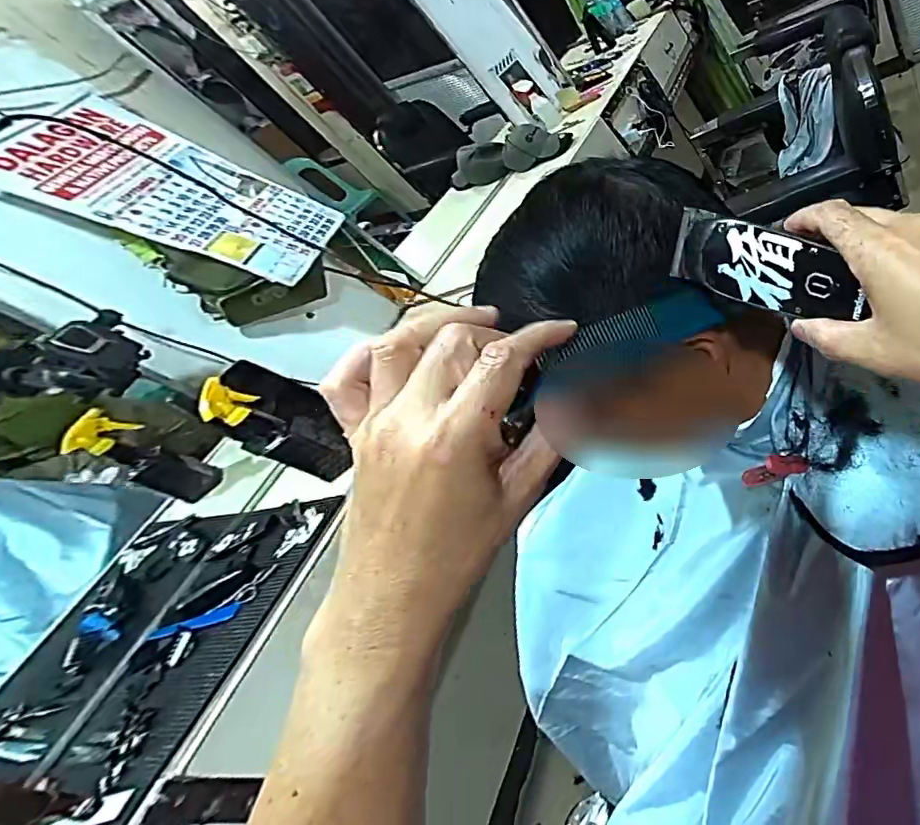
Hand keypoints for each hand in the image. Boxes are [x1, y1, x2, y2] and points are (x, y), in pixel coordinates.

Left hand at [315, 308, 575, 649]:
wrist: (392, 596)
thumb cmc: (457, 551)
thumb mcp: (521, 492)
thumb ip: (550, 436)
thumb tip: (573, 397)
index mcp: (454, 435)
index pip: (501, 358)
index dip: (539, 336)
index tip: (561, 330)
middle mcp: (408, 419)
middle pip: (452, 341)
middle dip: (496, 332)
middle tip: (524, 347)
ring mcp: (374, 423)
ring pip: (397, 343)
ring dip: (439, 323)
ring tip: (473, 323)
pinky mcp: (354, 434)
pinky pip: (346, 378)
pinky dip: (370, 351)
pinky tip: (400, 347)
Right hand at [781, 201, 919, 413]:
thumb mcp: (878, 352)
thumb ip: (830, 336)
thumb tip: (803, 326)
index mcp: (879, 246)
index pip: (829, 212)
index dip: (803, 218)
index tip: (790, 234)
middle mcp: (911, 225)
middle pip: (861, 214)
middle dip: (836, 231)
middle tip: (826, 266)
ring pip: (895, 223)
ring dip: (873, 240)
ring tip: (868, 278)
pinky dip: (904, 248)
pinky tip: (913, 283)